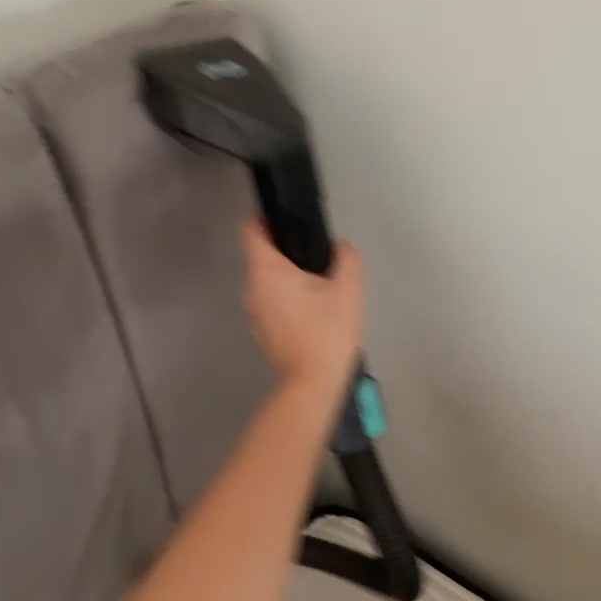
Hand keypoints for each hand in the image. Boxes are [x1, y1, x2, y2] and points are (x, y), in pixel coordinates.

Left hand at [240, 220, 365, 391]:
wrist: (312, 384)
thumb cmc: (327, 332)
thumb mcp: (348, 289)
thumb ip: (346, 257)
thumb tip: (339, 248)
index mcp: (266, 271)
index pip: (251, 229)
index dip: (266, 217)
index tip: (288, 218)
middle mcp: (252, 289)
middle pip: (263, 257)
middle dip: (288, 252)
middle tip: (319, 256)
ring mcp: (255, 314)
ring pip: (269, 284)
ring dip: (290, 279)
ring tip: (322, 286)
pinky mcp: (264, 334)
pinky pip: (274, 306)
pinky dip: (290, 302)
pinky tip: (316, 313)